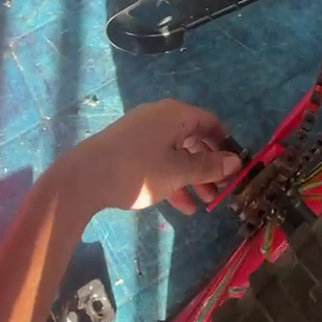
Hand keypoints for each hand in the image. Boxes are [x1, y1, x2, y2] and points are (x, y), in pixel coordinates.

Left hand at [59, 100, 242, 213]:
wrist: (85, 177)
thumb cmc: (138, 169)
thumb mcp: (178, 172)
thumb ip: (208, 167)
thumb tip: (235, 162)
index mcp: (175, 115)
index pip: (210, 122)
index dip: (225, 144)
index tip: (236, 168)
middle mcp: (161, 117)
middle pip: (194, 138)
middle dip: (209, 166)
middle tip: (221, 192)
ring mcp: (144, 132)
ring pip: (177, 152)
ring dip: (193, 176)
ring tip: (204, 203)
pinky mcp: (130, 148)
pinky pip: (160, 159)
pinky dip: (173, 178)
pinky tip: (181, 206)